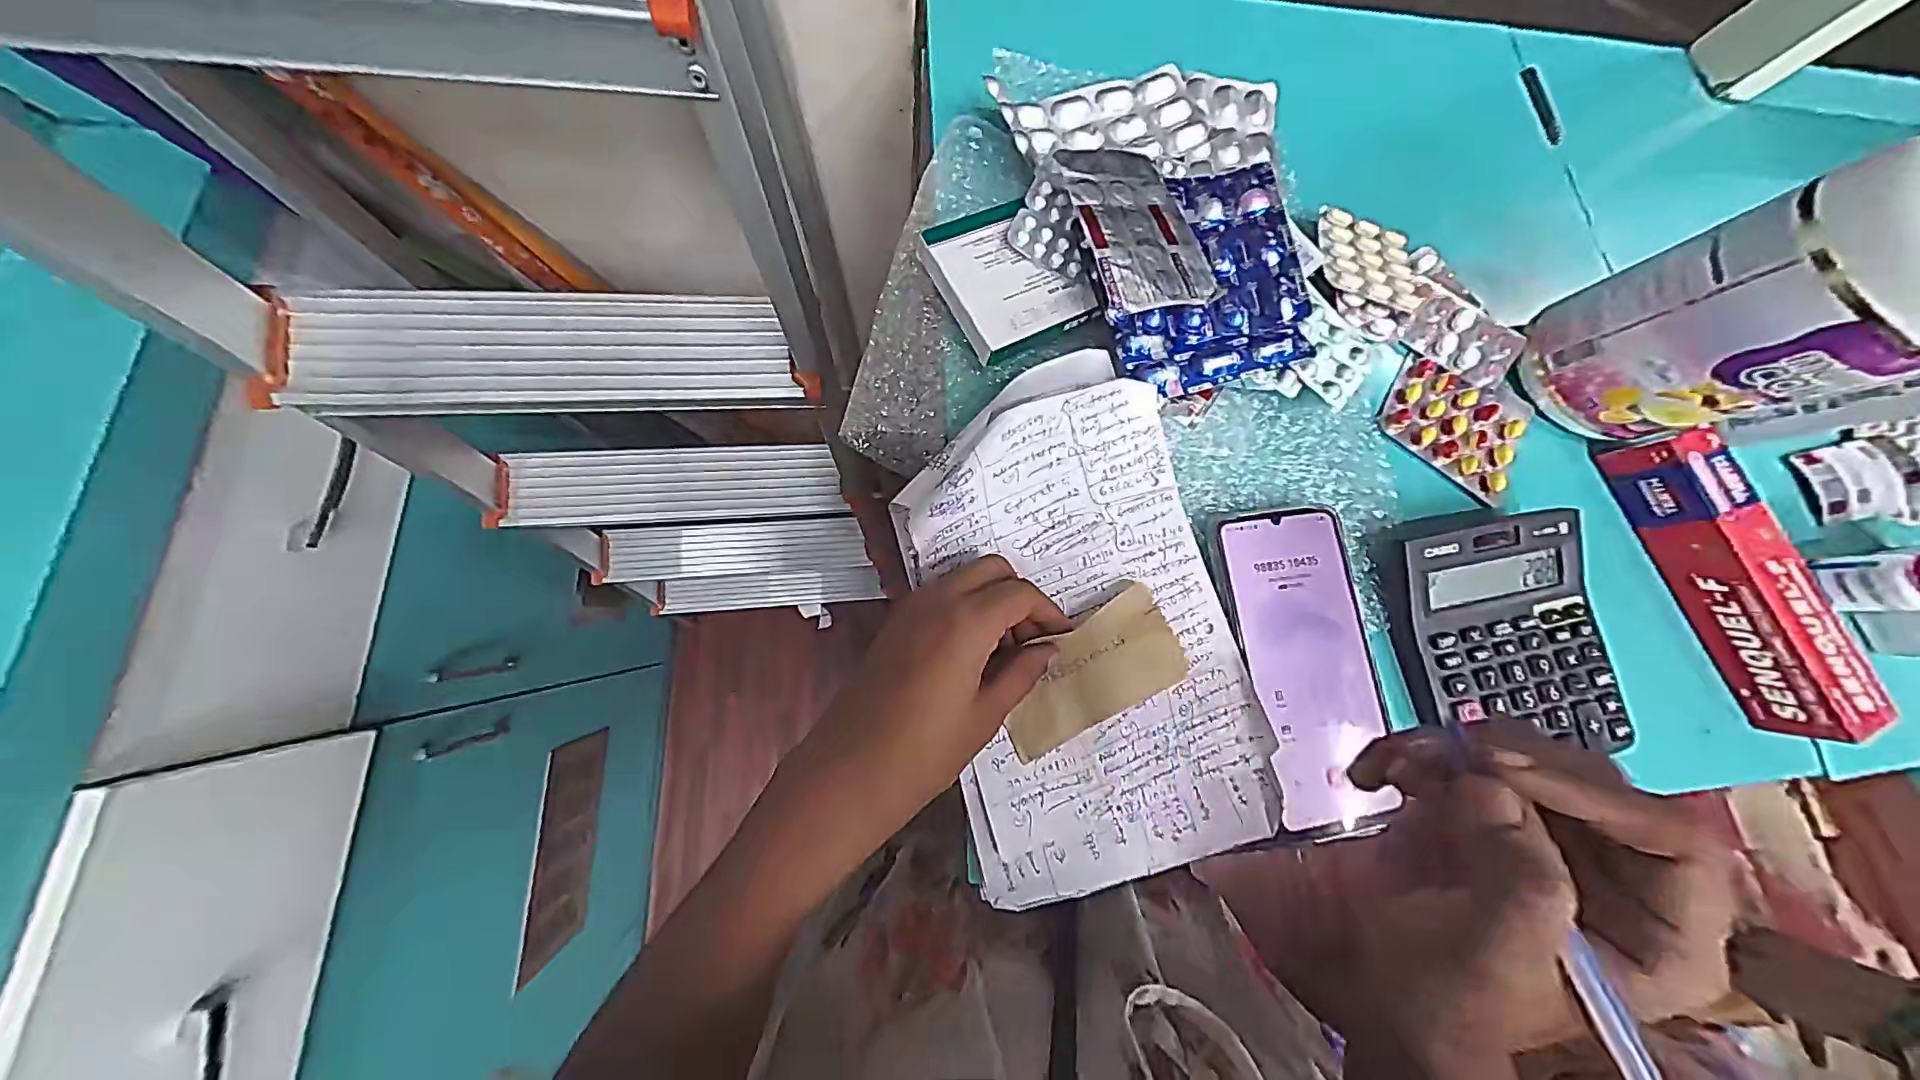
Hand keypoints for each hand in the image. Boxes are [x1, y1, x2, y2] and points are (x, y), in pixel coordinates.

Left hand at [782, 555, 1070, 843]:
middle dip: (1020, 595)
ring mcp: (910, 609)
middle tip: (1032, 639)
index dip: (1048, 612)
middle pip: (992, 570)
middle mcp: (936, 601)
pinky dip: (965, 608)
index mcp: (965, 622)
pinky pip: (940, 596)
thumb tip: (1046, 649)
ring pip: (964, 579)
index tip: (1060, 637)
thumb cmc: (923, 752)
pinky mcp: (895, 623)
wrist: (850, 770)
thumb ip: (1021, 672)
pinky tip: (971, 653)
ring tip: (1003, 652)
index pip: (1019, 593)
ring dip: (991, 599)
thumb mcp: (984, 714)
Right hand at [1341, 722, 1734, 1073]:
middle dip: (1511, 760)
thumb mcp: (1491, 956)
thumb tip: (1489, 787)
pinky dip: (1413, 753)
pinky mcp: (1478, 808)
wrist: (1370, 988)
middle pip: (1590, 784)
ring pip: (1520, 755)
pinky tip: (1377, 772)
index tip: (1504, 768)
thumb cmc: (1447, 1000)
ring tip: (1398, 765)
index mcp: (1656, 932)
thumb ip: (1515, 881)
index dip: (1596, 796)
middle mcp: (1609, 872)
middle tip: (1449, 753)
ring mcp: (1538, 833)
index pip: (1672, 840)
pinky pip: (1457, 757)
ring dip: (1450, 750)